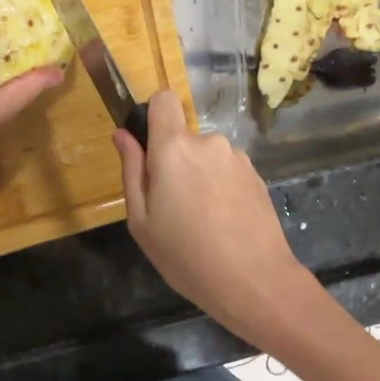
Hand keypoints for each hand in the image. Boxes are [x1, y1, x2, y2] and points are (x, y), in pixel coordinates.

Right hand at [113, 92, 321, 346]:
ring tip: (200, 223)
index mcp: (174, 149)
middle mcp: (209, 143)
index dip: (153, 117)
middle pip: (184, 138)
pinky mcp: (257, 177)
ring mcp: (237, 159)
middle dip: (175, 163)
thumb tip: (122, 136)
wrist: (253, 280)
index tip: (148, 149)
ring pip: (207, 158)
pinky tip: (223, 225)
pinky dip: (221, 191)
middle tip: (172, 209)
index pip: (164, 100)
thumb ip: (132, 172)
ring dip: (200, 179)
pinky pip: (227, 173)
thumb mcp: (142, 222)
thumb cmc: (186, 256)